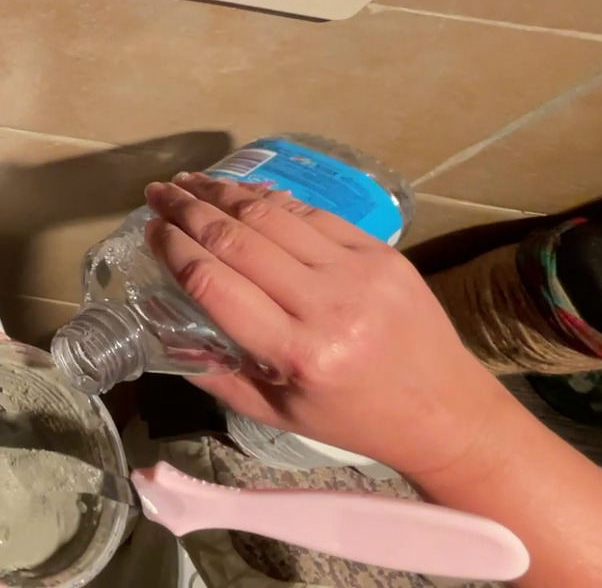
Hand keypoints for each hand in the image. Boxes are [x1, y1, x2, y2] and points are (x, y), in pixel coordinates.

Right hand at [143, 174, 513, 476]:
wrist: (451, 414)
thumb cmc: (352, 418)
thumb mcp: (274, 412)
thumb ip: (212, 372)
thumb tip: (162, 325)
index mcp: (298, 353)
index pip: (214, 283)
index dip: (173, 248)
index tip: (150, 230)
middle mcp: (328, 307)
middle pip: (236, 240)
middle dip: (185, 210)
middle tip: (154, 194)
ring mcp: (358, 272)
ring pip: (269, 215)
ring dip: (218, 193)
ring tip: (185, 183)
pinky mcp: (379, 252)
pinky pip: (307, 212)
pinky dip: (263, 195)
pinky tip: (234, 189)